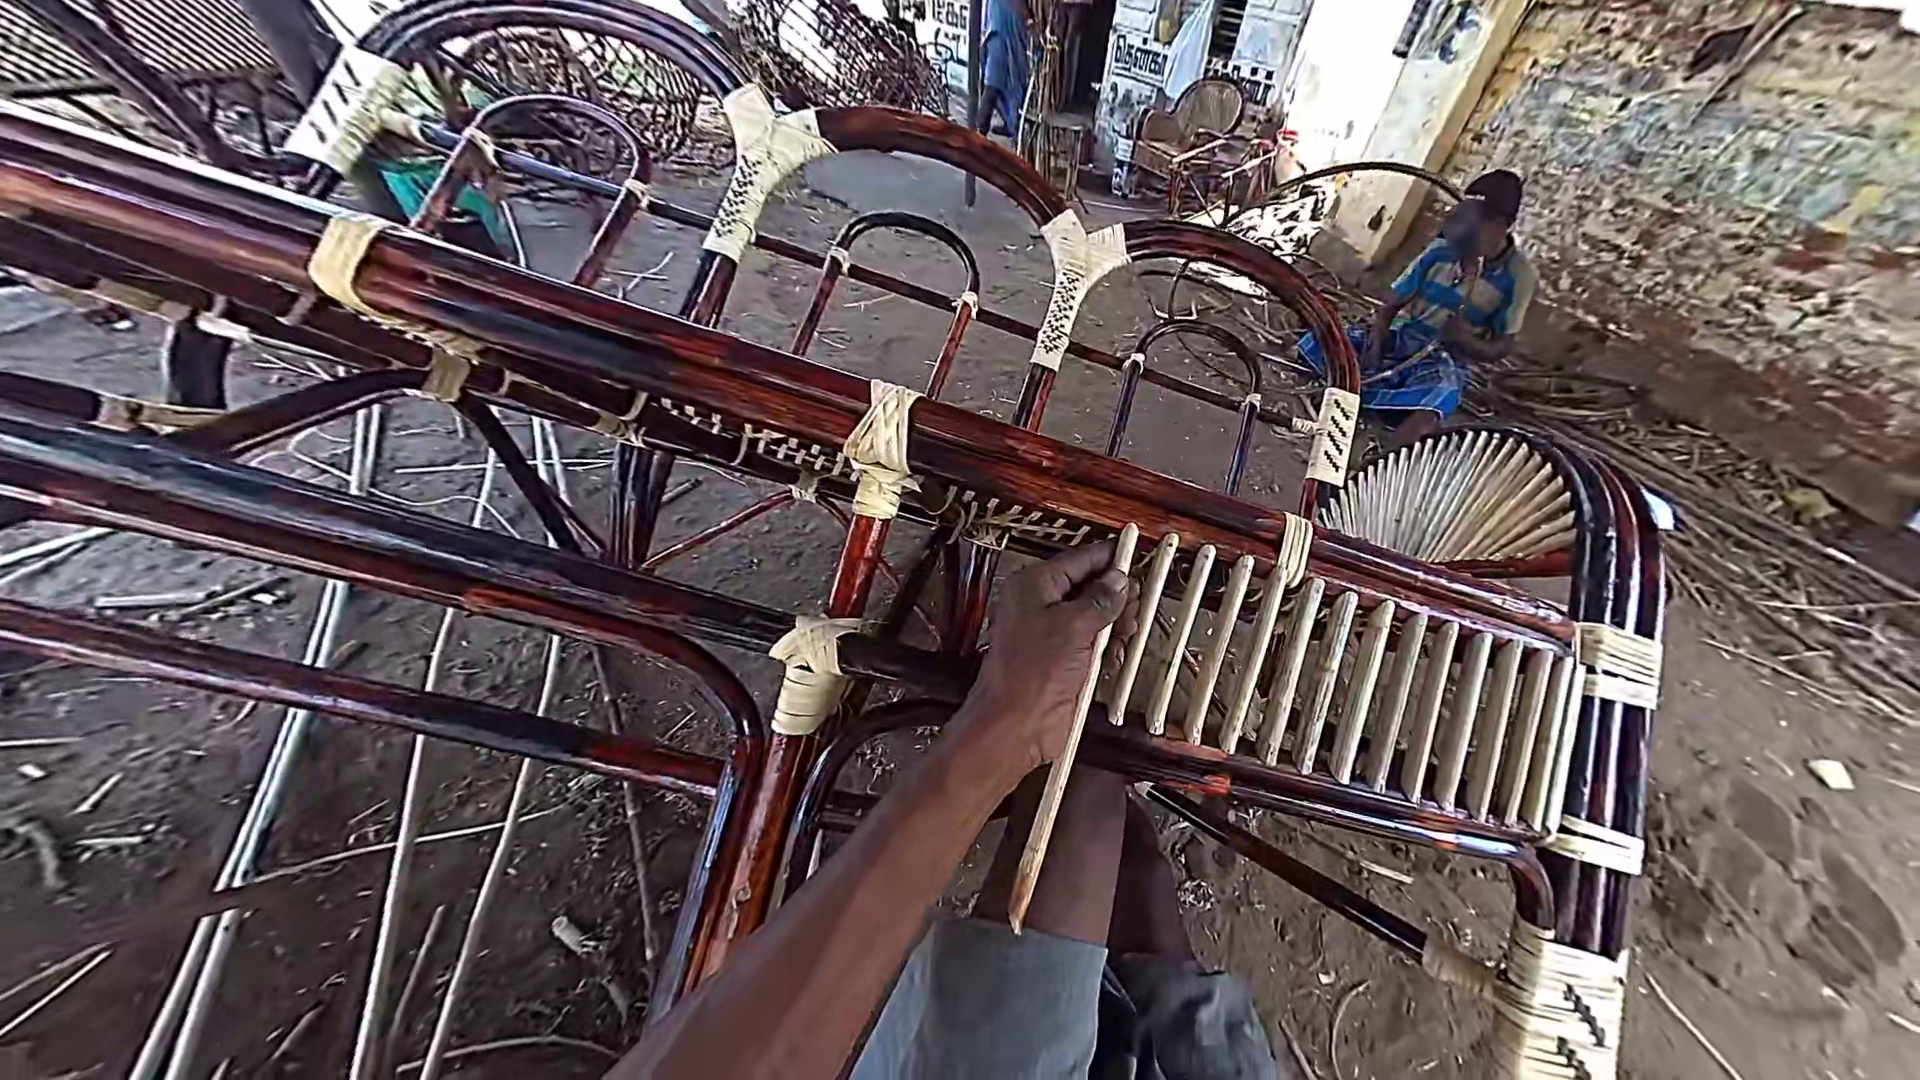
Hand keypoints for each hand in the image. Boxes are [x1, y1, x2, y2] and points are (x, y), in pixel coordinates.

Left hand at [956, 542, 1137, 780]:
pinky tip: (1116, 655)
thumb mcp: (1073, 626)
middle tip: (1134, 605)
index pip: (1079, 559)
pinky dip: (1107, 645)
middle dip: (1115, 596)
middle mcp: (1040, 604)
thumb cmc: (1030, 674)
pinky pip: (1092, 641)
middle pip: (1089, 586)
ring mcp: (1051, 632)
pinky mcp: (1061, 657)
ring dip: (1115, 623)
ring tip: (1127, 633)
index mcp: (1034, 586)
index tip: (1134, 553)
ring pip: (1094, 615)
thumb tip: (1118, 580)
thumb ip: (1100, 599)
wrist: (1017, 724)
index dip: (1109, 557)